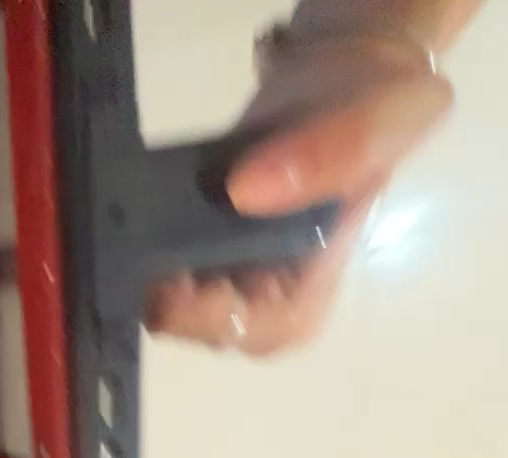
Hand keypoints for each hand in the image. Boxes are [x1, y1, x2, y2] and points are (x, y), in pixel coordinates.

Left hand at [146, 33, 452, 355]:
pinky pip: (143, 261)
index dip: (212, 320)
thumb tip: (245, 190)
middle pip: (195, 324)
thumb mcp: (390, 117)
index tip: (177, 283)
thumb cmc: (380, 105)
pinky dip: (126, 246)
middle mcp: (254, 296)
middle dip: (159, 297)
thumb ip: (335, 152)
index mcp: (307, 291)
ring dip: (134, 273)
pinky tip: (117, 220)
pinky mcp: (179, 248)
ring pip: (160, 299)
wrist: (331, 76)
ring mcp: (212, 275)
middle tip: (130, 253)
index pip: (256, 332)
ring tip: (120, 232)